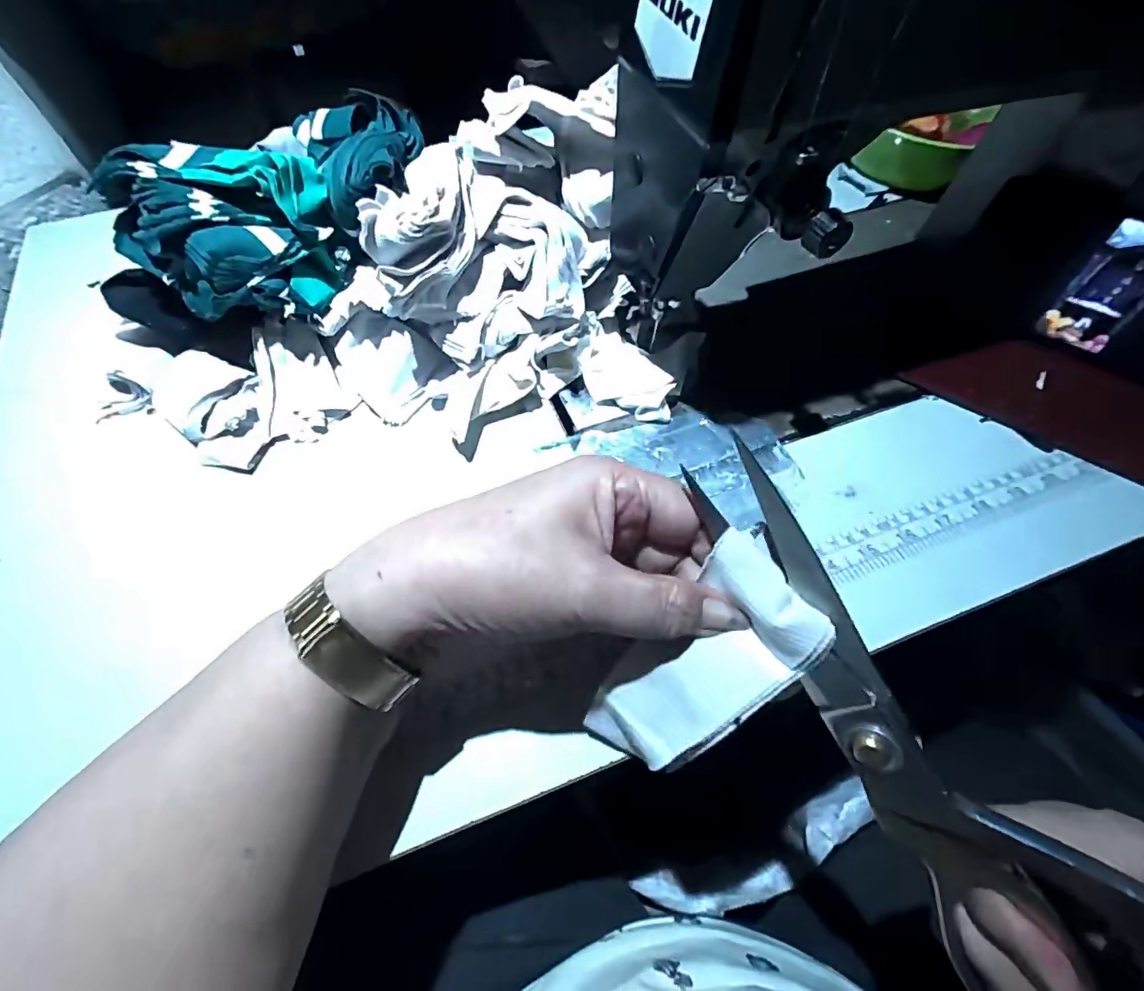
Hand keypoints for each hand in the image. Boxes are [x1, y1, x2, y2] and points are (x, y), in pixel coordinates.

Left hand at [325, 457, 748, 674]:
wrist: (401, 607)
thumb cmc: (502, 573)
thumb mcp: (589, 589)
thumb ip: (665, 606)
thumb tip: (737, 617)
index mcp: (612, 486)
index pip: (686, 517)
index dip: (716, 559)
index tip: (742, 611)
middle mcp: (603, 511)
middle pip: (670, 550)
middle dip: (694, 594)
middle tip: (722, 645)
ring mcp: (584, 551)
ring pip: (647, 580)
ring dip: (667, 616)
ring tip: (695, 657)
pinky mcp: (567, 586)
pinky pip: (620, 601)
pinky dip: (638, 626)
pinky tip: (655, 655)